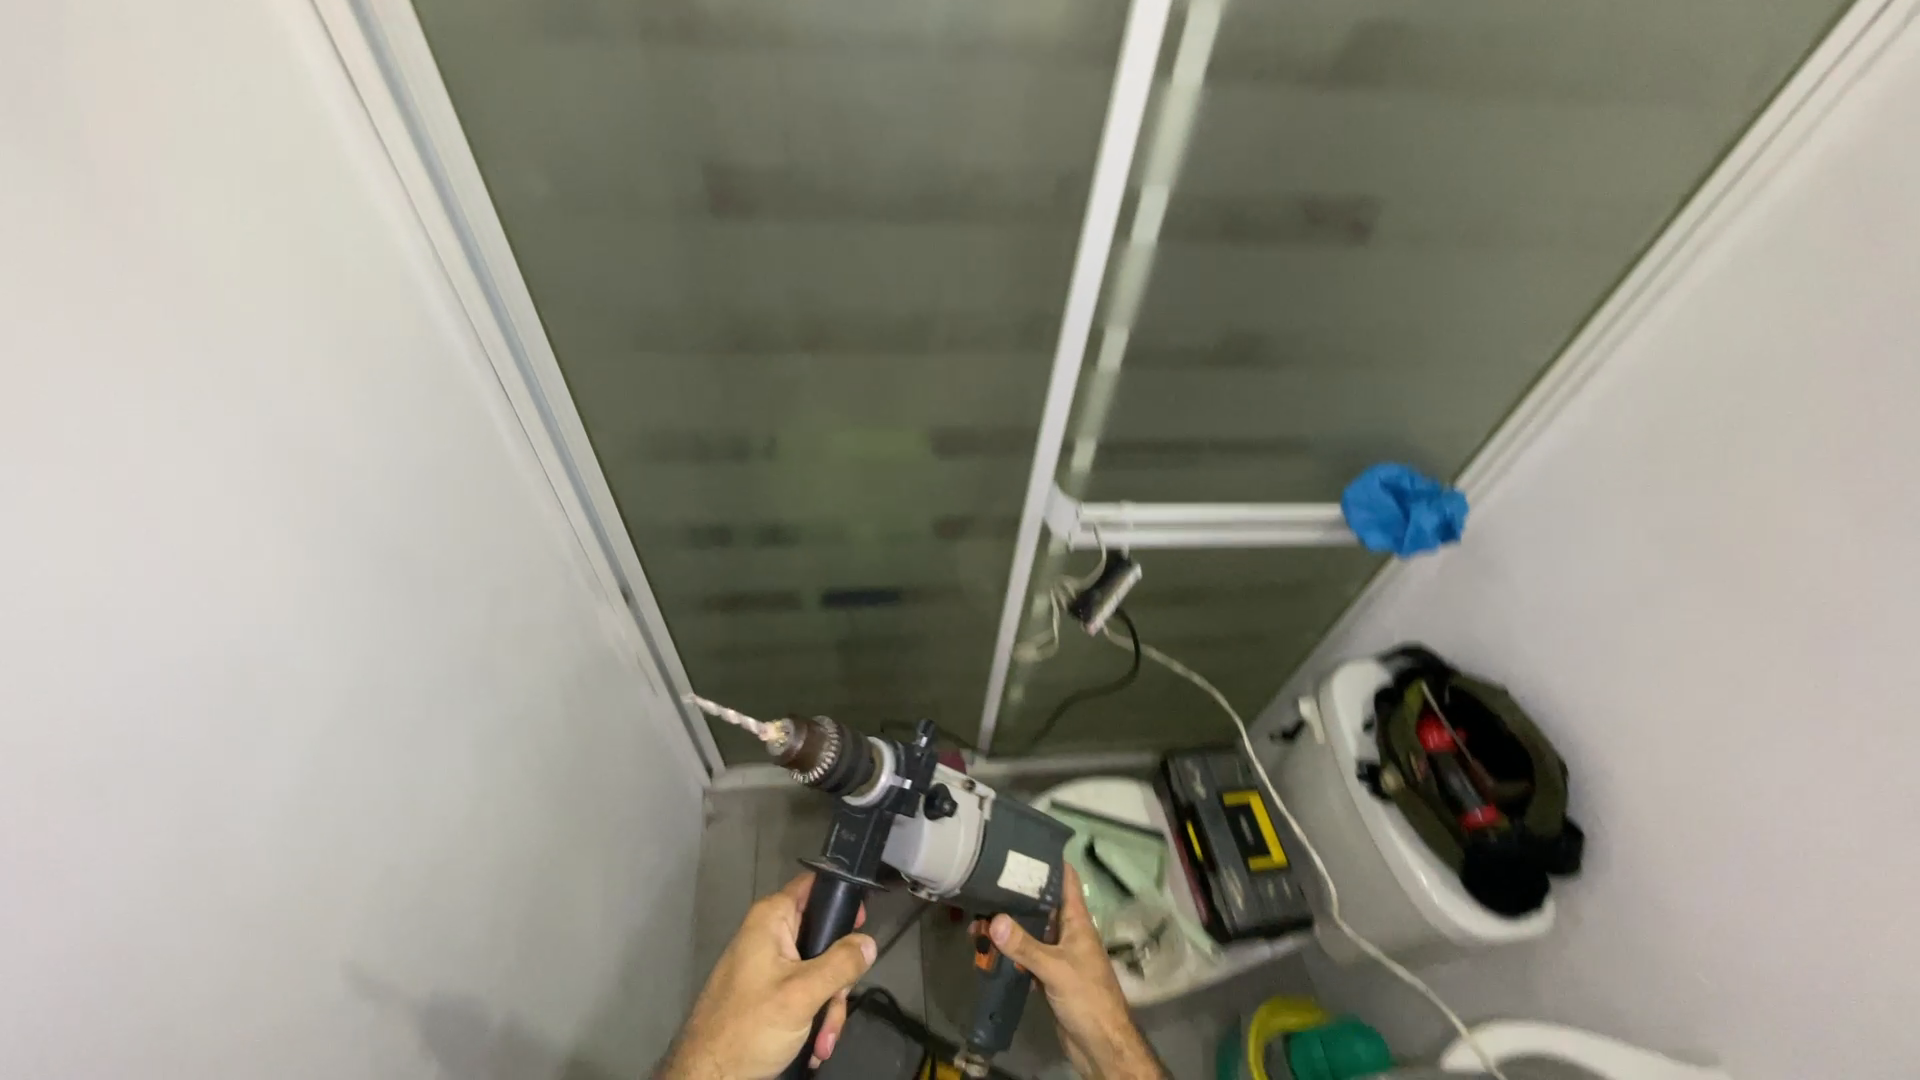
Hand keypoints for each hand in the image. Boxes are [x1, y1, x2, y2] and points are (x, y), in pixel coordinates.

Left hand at [657, 873, 876, 1079]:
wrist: (706, 1079)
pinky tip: (812, 1046)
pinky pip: (803, 992)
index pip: (813, 885)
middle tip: (836, 1002)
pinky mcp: (767, 992)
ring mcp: (768, 965)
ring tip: (822, 1041)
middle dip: (837, 977)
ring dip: (827, 1007)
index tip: (861, 924)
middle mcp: (769, 935)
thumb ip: (841, 964)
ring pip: (817, 970)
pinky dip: (812, 1017)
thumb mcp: (802, 994)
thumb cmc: (749, 1027)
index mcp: (772, 919)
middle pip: (823, 936)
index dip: (841, 897)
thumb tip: (869, 942)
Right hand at [986, 866, 1165, 1079]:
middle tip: (985, 881)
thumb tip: (994, 919)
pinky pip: (1025, 953)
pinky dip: (1008, 949)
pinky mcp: (1047, 973)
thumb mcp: (1055, 968)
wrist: (1100, 1044)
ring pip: (1030, 929)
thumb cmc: (1087, 996)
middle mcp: (1067, 930)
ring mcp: (1057, 952)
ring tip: (977, 915)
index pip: (1065, 878)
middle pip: (1041, 903)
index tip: (1022, 846)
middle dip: (1016, 893)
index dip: (1048, 860)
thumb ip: (1024, 945)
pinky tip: (987, 946)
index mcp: (1077, 920)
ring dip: (1008, 924)